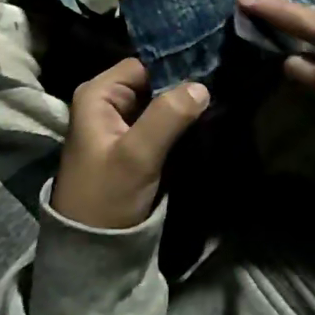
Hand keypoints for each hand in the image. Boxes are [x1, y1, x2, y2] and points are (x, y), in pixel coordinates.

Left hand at [51, 58, 210, 229]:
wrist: (91, 249)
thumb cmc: (106, 197)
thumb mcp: (136, 156)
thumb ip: (166, 117)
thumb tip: (202, 85)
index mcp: (97, 95)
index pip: (143, 64)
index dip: (175, 65)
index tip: (212, 67)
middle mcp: (107, 102)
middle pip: (153, 80)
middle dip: (184, 84)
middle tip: (223, 83)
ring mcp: (122, 123)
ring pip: (161, 101)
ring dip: (185, 103)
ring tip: (222, 97)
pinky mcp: (135, 143)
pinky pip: (162, 121)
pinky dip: (182, 120)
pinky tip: (208, 117)